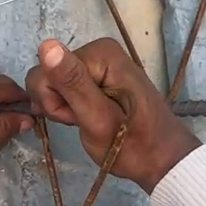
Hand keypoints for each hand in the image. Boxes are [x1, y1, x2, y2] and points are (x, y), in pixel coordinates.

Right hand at [25, 38, 199, 192]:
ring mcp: (97, 63)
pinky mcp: (95, 76)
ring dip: (61, 106)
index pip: (45, 72)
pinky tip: (83, 116)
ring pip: (51, 81)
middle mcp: (98, 50)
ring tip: (86, 120)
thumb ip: (72, 82)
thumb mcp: (98, 118)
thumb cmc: (131, 145)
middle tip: (82, 120)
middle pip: (47, 73)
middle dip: (57, 102)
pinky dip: (67, 105)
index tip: (78, 117)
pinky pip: (63, 86)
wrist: (160, 160)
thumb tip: (46, 45)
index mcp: (100, 53)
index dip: (55, 101)